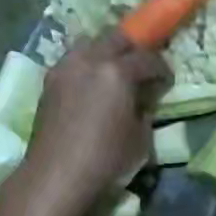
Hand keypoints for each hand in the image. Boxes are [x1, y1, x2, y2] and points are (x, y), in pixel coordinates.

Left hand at [8, 34, 169, 215]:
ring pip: (91, 45)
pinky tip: (92, 86)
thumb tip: (143, 97)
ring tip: (113, 74)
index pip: (148, 59)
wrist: (56, 177)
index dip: (161, 69)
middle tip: (141, 69)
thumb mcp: (140, 139)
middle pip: (117, 39)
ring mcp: (66, 67)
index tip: (166, 81)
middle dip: (133, 50)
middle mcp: (90, 59)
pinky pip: (73, 61)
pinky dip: (87, 66)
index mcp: (118, 72)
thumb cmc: (106, 161)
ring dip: (106, 53)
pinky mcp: (49, 81)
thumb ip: (145, 110)